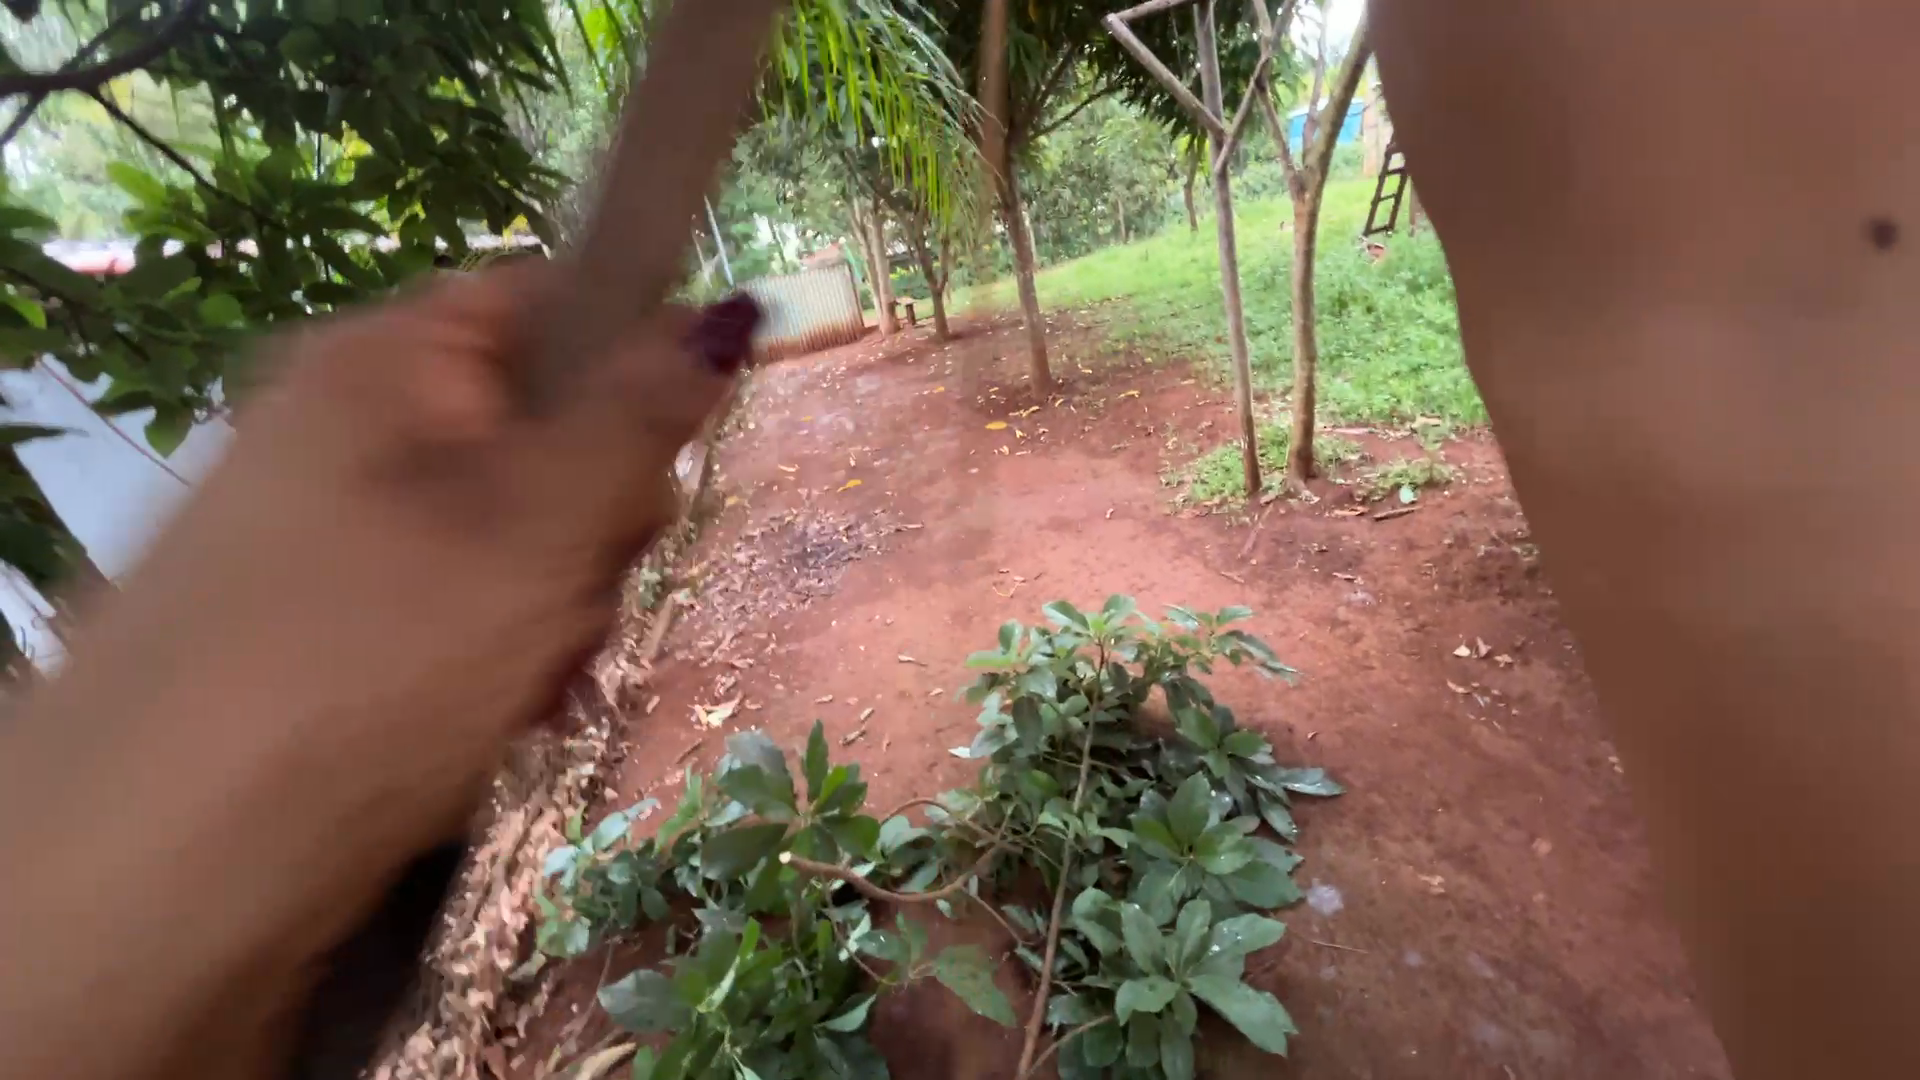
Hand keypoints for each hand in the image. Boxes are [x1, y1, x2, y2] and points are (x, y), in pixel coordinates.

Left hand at [0, 263, 758, 1079]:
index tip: (683, 435)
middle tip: (602, 567)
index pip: (555, 298)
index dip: (638, 349)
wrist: (177, 869)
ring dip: (570, 582)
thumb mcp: (548, 519)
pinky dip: (518, 631)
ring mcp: (344, 515)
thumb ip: (646, 412)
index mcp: (392, 361)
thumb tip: (734, 314)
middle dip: (604, 502)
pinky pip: (481, 582)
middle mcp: (358, 421)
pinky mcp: (345, 602)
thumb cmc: (385, 654)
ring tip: (549, 656)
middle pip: (548, 420)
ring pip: (526, 515)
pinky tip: (511, 691)